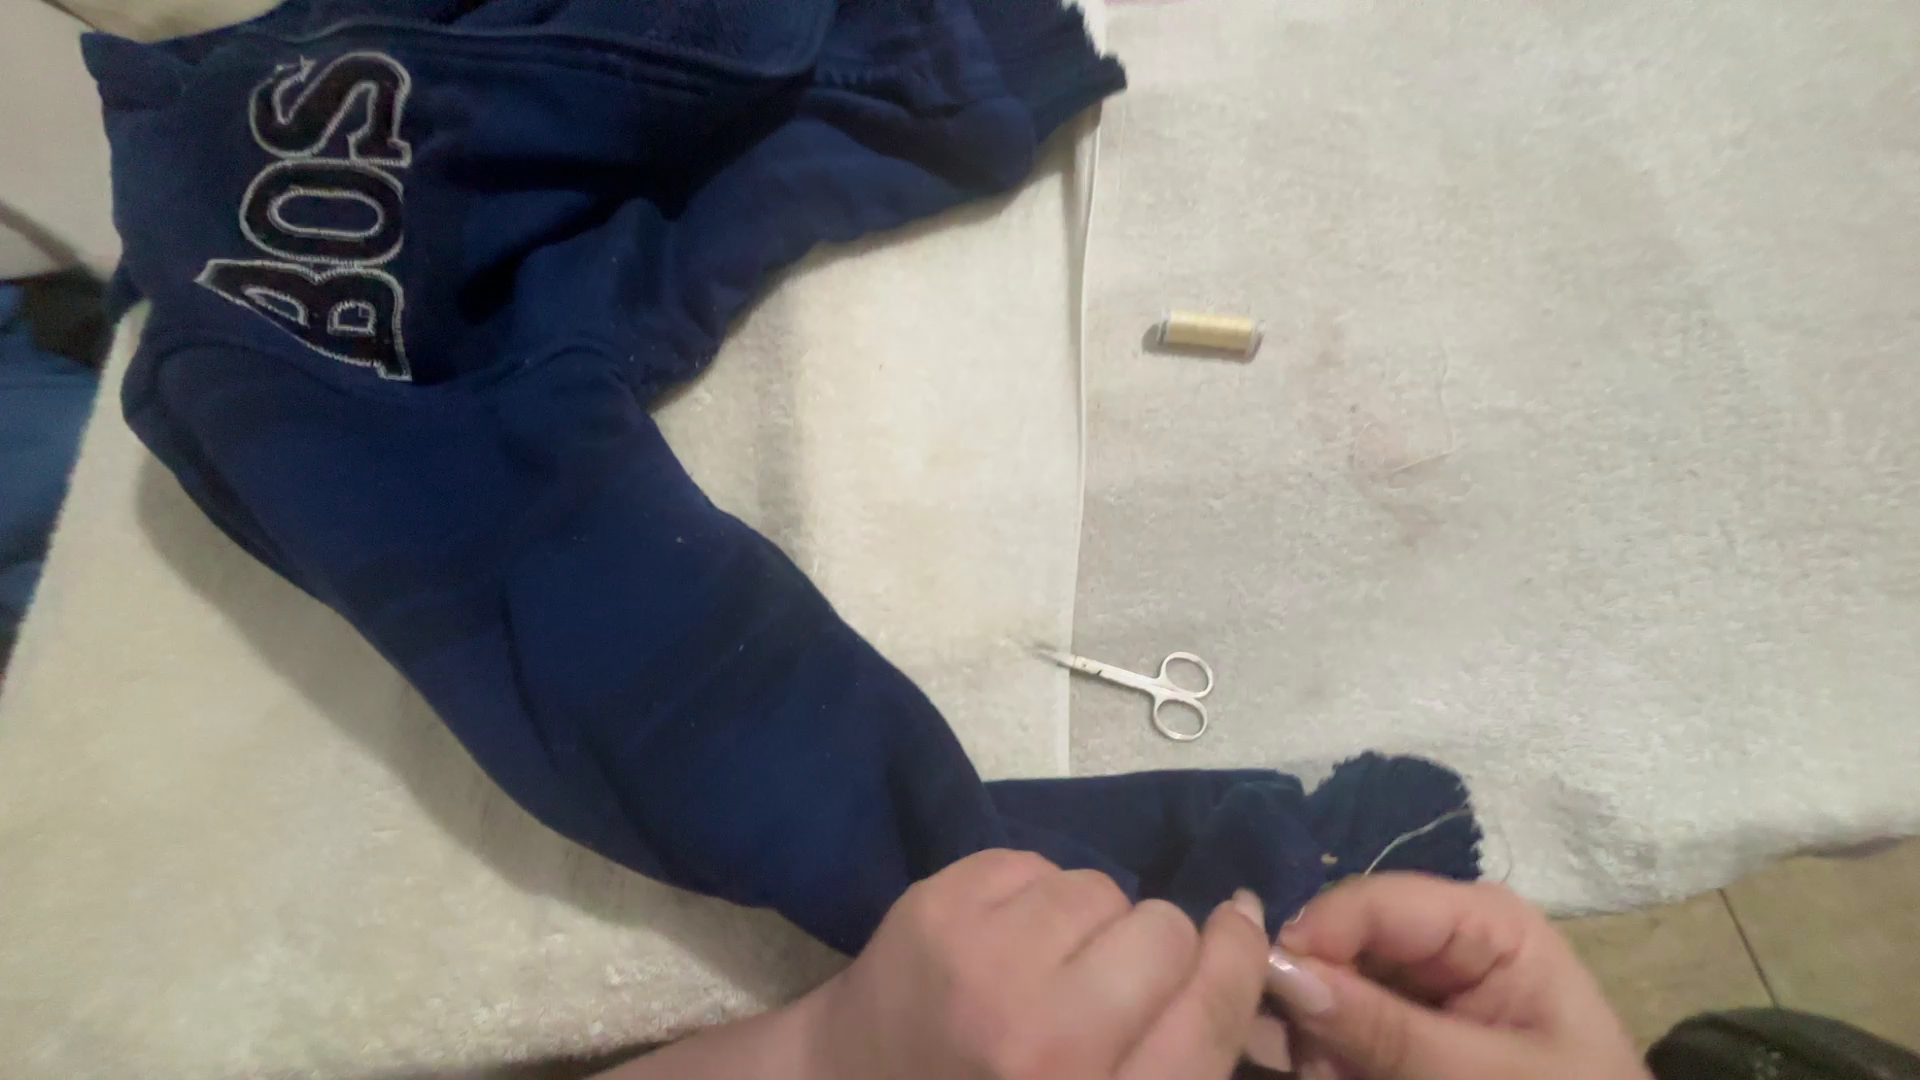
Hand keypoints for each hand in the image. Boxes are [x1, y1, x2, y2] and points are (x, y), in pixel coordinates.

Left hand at [799, 849, 1270, 1079]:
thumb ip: (1161, 1051)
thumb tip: (1233, 939)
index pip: (1206, 1021)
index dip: (1236, 961)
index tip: (1241, 923)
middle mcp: (1041, 1040)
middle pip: (1162, 931)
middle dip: (1154, 940)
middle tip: (1108, 972)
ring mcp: (982, 959)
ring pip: (1098, 886)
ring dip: (1086, 915)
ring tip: (1041, 955)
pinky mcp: (937, 901)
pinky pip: (1036, 860)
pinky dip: (1031, 891)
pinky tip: (998, 932)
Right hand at [1258, 873, 1650, 1079]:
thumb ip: (1387, 1030)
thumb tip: (1280, 970)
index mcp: (1483, 920)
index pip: (1372, 901)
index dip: (1314, 935)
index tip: (1266, 985)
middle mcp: (1440, 931)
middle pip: (1342, 936)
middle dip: (1310, 992)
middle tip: (1294, 1052)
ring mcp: (1418, 972)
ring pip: (1330, 977)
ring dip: (1311, 1028)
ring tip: (1318, 1071)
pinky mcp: (1400, 1012)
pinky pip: (1340, 1013)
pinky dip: (1323, 1046)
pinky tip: (1324, 1070)